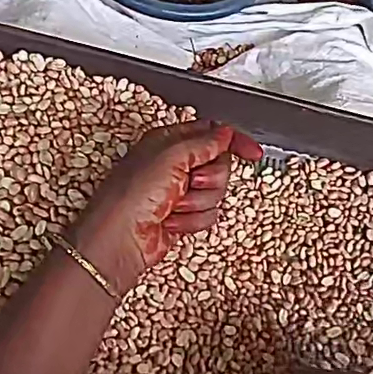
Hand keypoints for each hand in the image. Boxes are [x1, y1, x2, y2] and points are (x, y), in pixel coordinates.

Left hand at [70, 120, 262, 294]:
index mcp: (169, 142)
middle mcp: (175, 165)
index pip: (212, 134)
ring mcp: (179, 193)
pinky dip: (193, 220)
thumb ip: (203, 142)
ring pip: (216, 193)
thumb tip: (225, 134)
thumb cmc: (133, 194)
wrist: (120, 239)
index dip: (234, 142)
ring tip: (175, 205)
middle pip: (220, 166)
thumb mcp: (171, 156)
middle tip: (192, 182)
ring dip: (198, 202)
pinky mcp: (183, 217)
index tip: (253, 153)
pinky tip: (172, 222)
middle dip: (211, 178)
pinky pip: (208, 215)